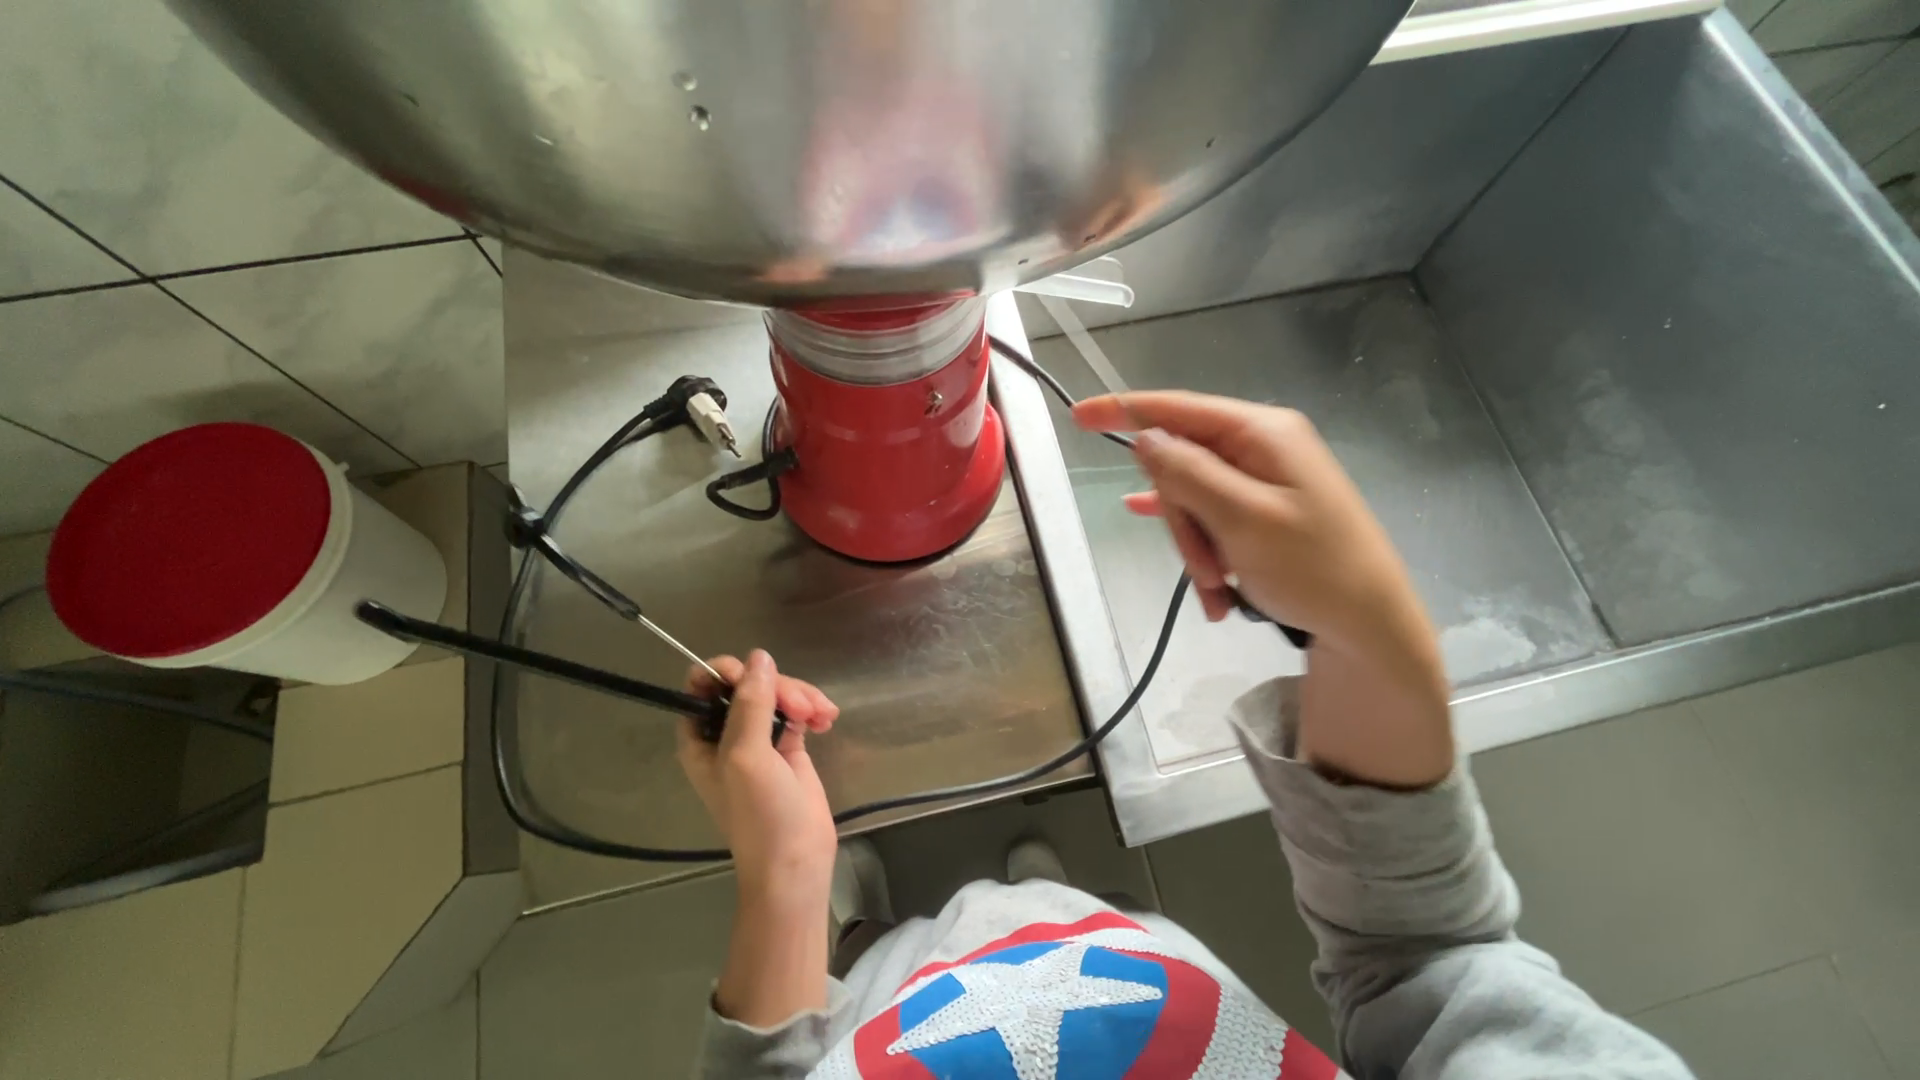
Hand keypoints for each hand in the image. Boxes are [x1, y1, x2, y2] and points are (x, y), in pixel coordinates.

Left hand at [678, 650, 840, 1026]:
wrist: (794, 862)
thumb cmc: (759, 813)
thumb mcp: (746, 755)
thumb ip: (750, 704)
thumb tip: (760, 657)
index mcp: (700, 737)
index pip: (703, 685)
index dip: (729, 673)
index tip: (757, 678)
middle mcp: (725, 734)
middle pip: (749, 684)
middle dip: (779, 688)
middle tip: (802, 708)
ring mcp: (758, 740)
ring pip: (776, 694)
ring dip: (802, 697)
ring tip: (822, 717)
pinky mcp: (788, 746)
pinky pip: (796, 711)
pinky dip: (812, 709)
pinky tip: (826, 721)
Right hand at [1074, 391, 1452, 786]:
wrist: (1371, 626)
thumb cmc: (1313, 568)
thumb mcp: (1243, 519)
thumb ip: (1188, 474)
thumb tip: (1144, 438)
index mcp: (1261, 433)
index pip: (1178, 409)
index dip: (1125, 410)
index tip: (1078, 416)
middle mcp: (1261, 448)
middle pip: (1182, 465)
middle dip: (1180, 520)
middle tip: (1204, 568)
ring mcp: (1264, 481)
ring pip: (1193, 501)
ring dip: (1196, 549)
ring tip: (1220, 589)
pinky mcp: (1264, 512)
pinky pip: (1214, 522)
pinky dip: (1208, 554)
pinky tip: (1205, 581)